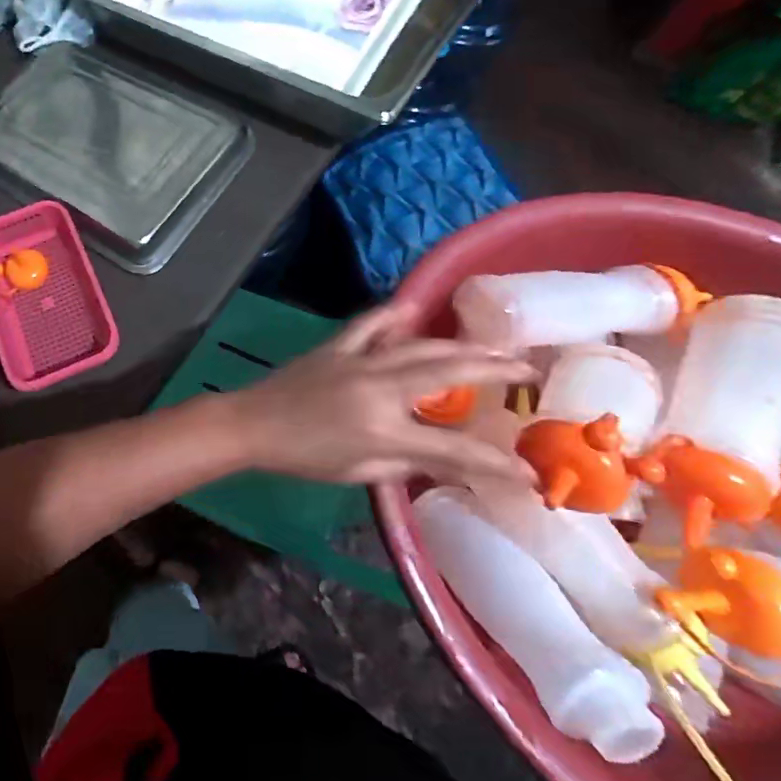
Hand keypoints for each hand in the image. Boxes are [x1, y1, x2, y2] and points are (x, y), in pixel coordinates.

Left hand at [223, 303, 536, 485]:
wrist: (250, 425)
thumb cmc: (302, 457)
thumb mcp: (358, 473)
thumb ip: (406, 465)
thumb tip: (445, 462)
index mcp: (385, 431)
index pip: (455, 449)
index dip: (496, 463)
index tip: (530, 472)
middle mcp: (377, 389)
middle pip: (446, 374)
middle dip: (493, 371)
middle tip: (527, 369)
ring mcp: (355, 362)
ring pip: (417, 346)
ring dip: (458, 344)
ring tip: (492, 345)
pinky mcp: (333, 348)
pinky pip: (367, 327)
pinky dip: (390, 316)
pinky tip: (412, 308)